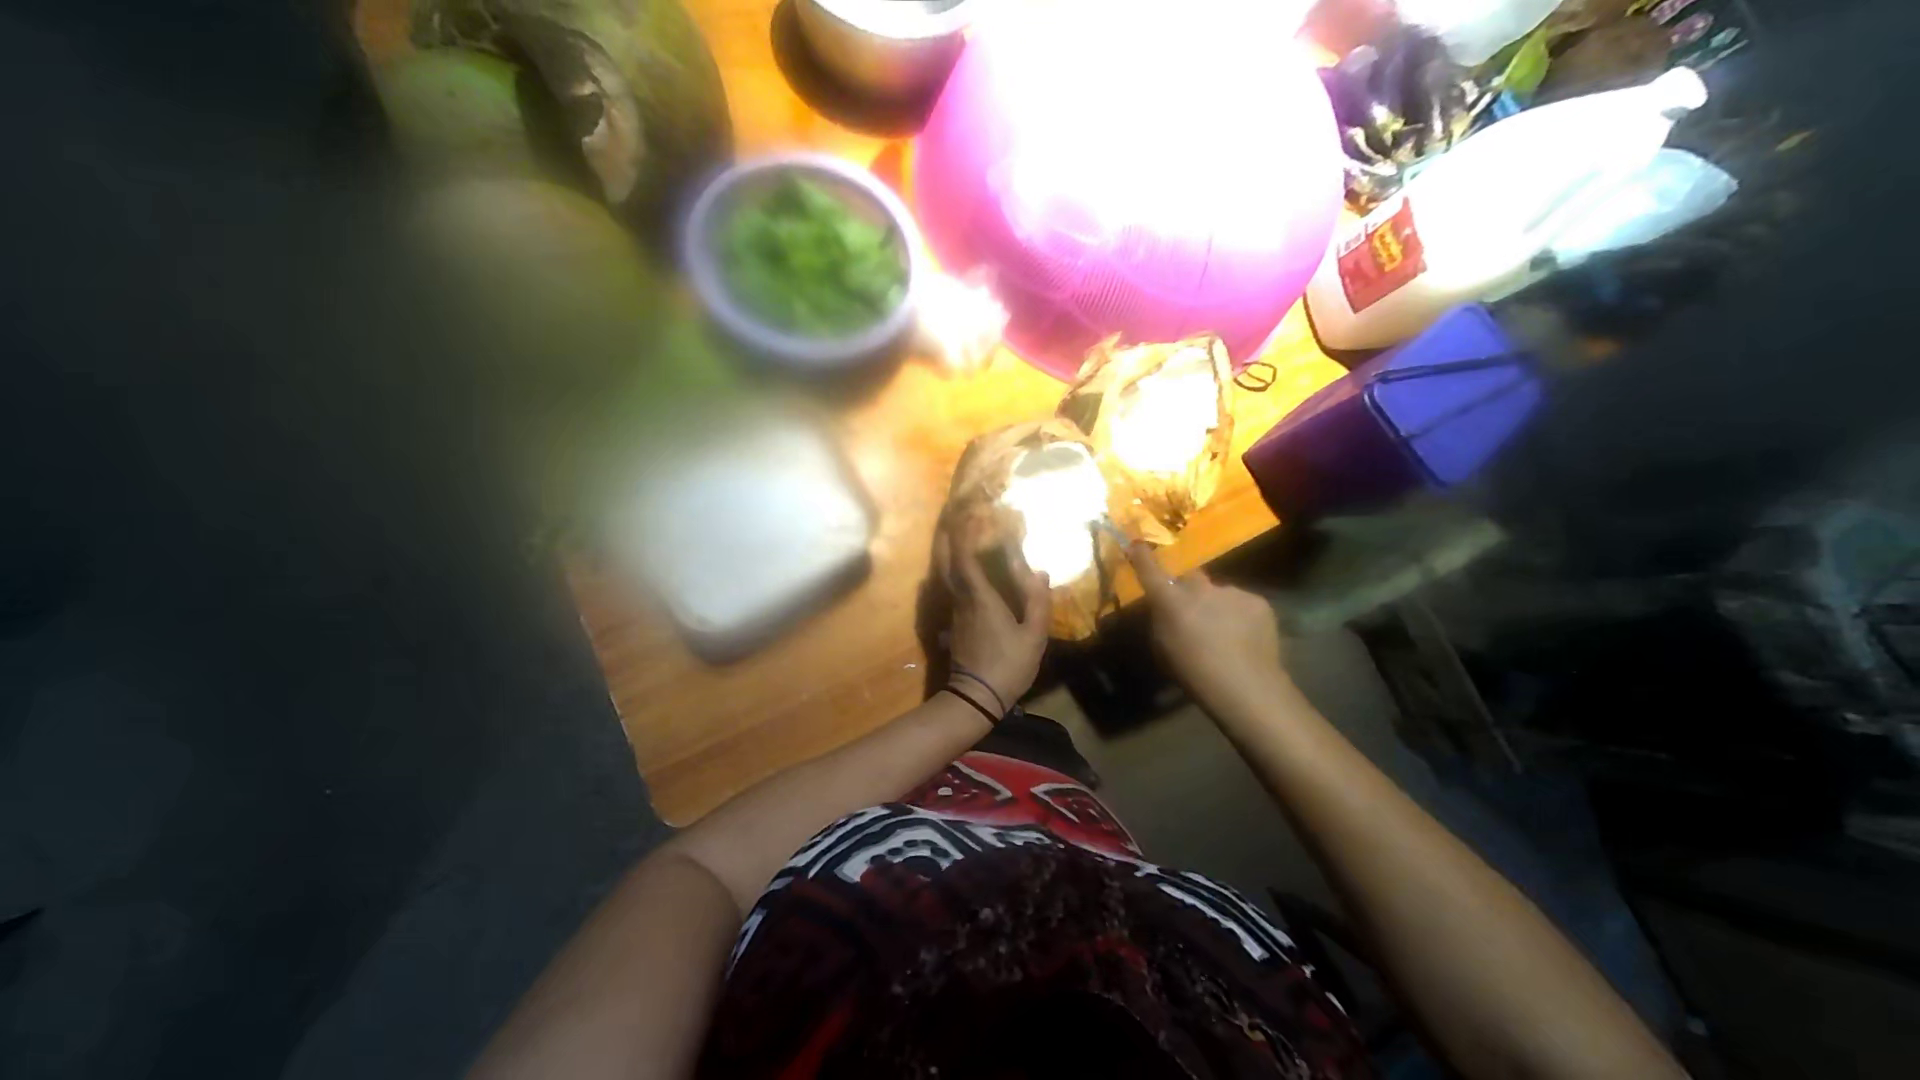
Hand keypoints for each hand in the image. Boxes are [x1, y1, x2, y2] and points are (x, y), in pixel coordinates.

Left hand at [933, 520, 1051, 708]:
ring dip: (949, 549)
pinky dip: (952, 568)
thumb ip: (1037, 602)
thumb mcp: (1033, 636)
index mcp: (980, 597)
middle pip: (946, 560)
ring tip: (958, 532)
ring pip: (945, 572)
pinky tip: (959, 566)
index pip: (965, 557)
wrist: (976, 697)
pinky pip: (949, 585)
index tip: (970, 512)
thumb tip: (1039, 571)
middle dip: (948, 535)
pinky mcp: (954, 621)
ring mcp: (954, 610)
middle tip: (954, 514)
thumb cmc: (1008, 665)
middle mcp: (961, 598)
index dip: (965, 533)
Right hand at [1126, 542, 1297, 721]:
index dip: (1142, 556)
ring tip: (1224, 634)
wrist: (1245, 686)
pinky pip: (1242, 603)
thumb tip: (1165, 610)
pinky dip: (1239, 615)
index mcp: (1171, 601)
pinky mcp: (1257, 601)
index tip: (1136, 544)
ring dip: (1217, 606)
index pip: (1150, 569)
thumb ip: (1162, 621)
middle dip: (1189, 589)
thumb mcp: (1162, 649)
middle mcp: (1200, 588)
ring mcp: (1231, 591)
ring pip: (1219, 593)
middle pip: (1191, 578)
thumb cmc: (1193, 673)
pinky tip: (1244, 637)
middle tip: (1193, 612)